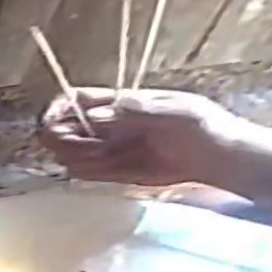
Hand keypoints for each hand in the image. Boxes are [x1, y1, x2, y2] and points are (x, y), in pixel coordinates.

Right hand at [39, 88, 250, 186]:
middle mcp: (101, 125)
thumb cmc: (204, 128)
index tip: (52, 124)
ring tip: (111, 159)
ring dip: (79, 158)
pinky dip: (91, 172)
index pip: (71, 99)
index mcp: (116, 103)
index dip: (55, 108)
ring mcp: (100, 148)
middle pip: (57, 128)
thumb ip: (136, 110)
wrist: (219, 160)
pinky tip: (118, 170)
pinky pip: (78, 172)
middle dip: (64, 140)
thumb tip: (92, 115)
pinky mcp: (103, 170)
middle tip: (91, 149)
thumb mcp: (177, 111)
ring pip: (63, 153)